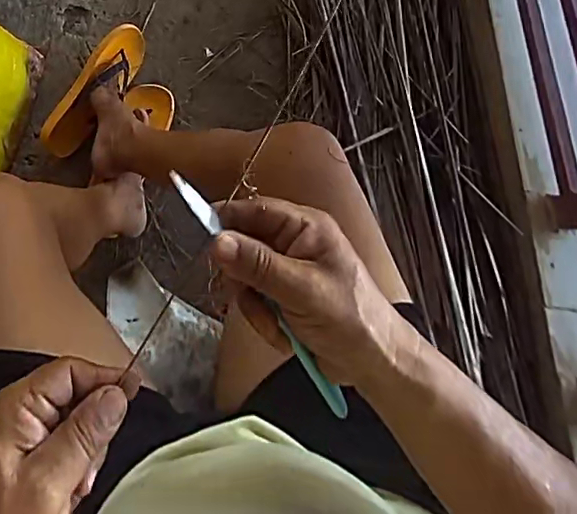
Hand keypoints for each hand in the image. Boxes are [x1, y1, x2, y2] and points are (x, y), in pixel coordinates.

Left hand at [0, 357, 138, 513]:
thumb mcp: (48, 482)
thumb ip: (83, 435)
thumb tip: (116, 394)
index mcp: (17, 405)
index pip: (71, 370)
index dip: (104, 378)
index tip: (133, 387)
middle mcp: (19, 415)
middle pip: (77, 397)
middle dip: (91, 432)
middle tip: (84, 469)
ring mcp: (23, 440)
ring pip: (77, 428)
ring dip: (84, 458)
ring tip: (69, 490)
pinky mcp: (29, 463)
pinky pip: (67, 454)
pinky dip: (74, 473)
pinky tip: (65, 495)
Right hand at [211, 197, 415, 387]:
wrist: (378, 365)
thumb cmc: (351, 318)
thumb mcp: (302, 290)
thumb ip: (258, 265)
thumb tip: (217, 242)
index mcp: (304, 226)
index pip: (253, 210)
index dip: (224, 220)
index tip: (199, 236)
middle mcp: (292, 241)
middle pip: (242, 245)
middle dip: (242, 277)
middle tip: (247, 297)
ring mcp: (286, 269)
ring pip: (244, 276)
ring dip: (253, 305)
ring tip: (275, 324)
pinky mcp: (282, 295)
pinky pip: (253, 299)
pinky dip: (262, 319)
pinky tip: (283, 334)